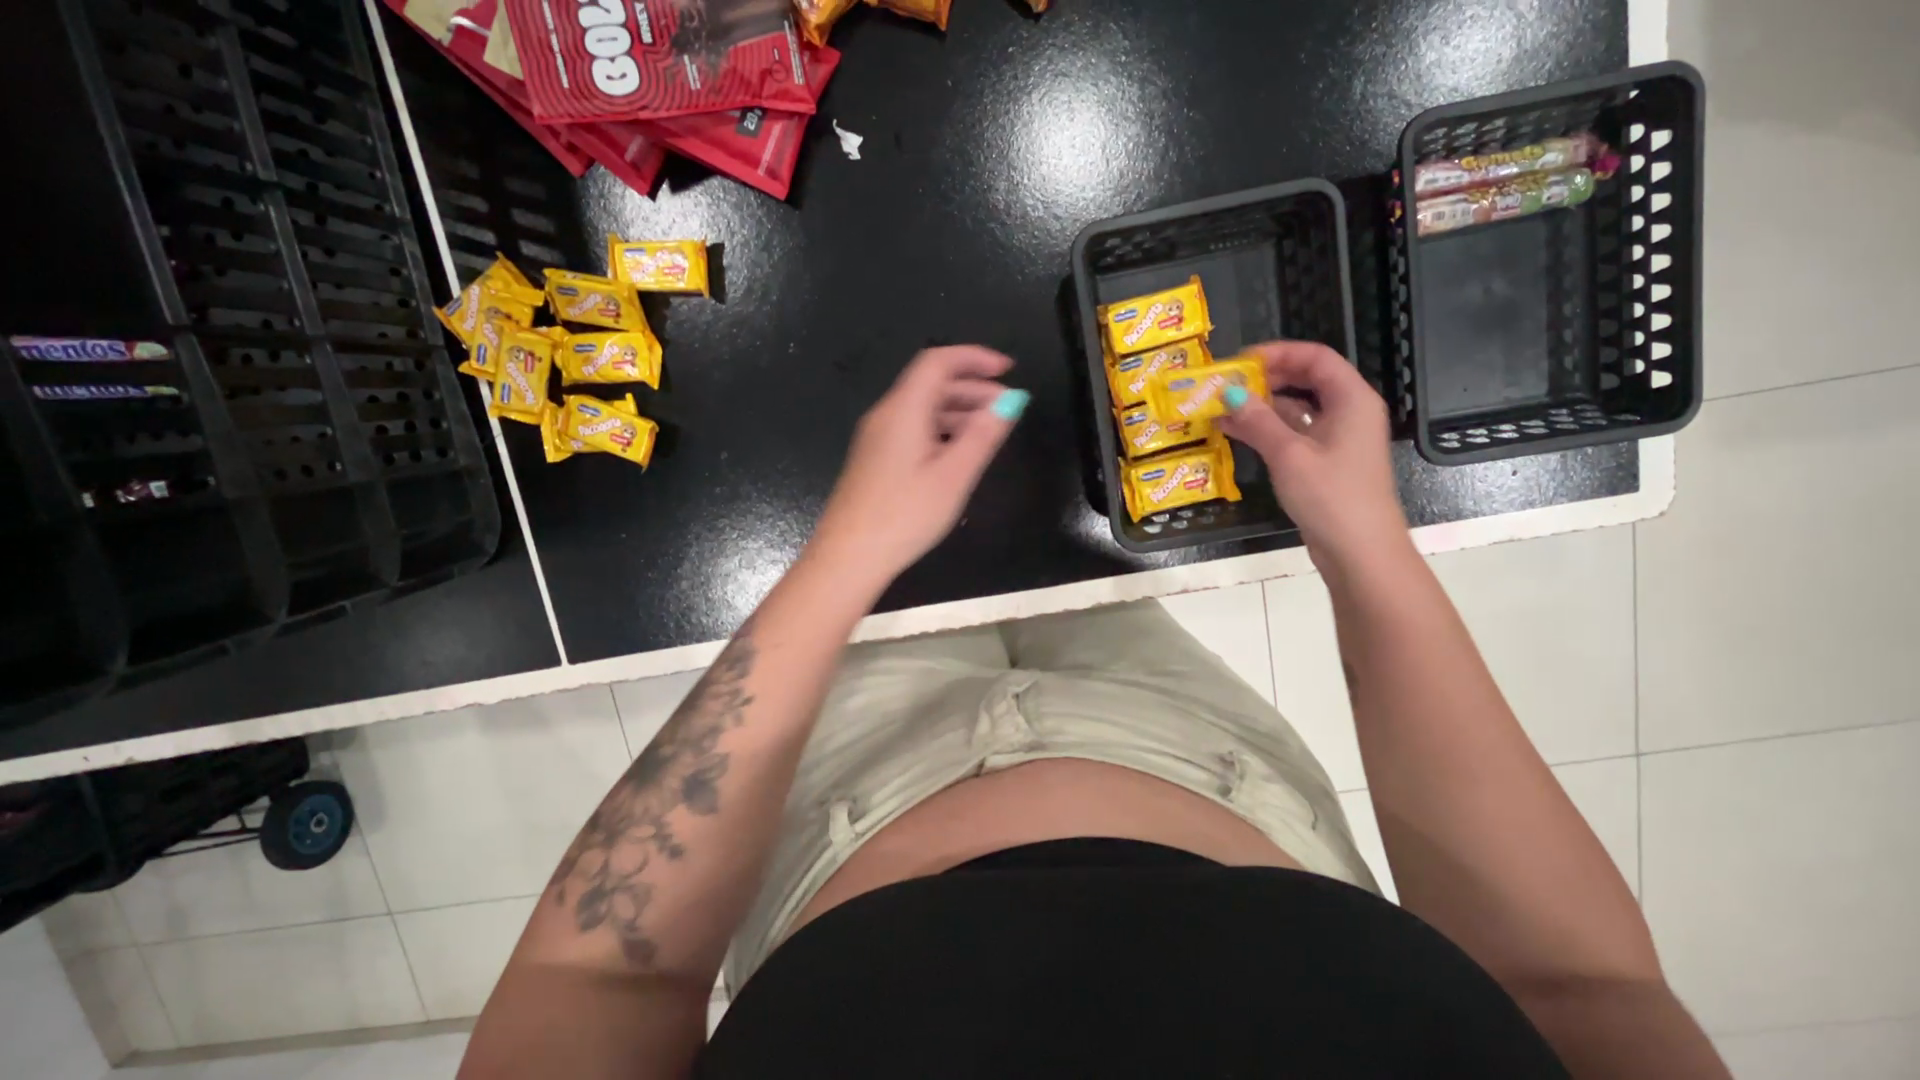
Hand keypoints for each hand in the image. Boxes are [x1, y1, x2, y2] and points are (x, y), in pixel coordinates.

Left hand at [809, 346, 1027, 586]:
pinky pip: (913, 429)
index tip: (1008, 370)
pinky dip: (942, 429)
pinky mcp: (875, 460)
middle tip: (1008, 406)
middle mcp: (886, 415)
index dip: (974, 357)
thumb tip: (1009, 401)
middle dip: (972, 387)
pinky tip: (960, 453)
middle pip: (931, 384)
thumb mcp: (953, 476)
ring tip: (990, 431)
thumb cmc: (905, 515)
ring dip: (958, 410)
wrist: (849, 556)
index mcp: (903, 409)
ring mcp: (877, 438)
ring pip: (922, 408)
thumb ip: (982, 435)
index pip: (938, 361)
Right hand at [1216, 341, 1408, 574]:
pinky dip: (1269, 430)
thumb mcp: (1289, 454)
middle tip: (1227, 384)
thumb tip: (1229, 394)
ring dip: (1262, 407)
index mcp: (1352, 399)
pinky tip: (1237, 433)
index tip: (1240, 362)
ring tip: (1222, 409)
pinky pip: (1296, 434)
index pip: (1315, 358)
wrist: (1360, 551)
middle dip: (1266, 379)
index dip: (1277, 353)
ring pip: (1298, 409)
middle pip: (1307, 380)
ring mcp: (1339, 439)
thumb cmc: (1331, 496)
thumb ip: (1258, 421)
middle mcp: (1349, 412)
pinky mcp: (1328, 462)